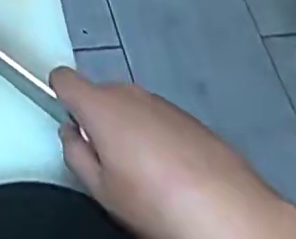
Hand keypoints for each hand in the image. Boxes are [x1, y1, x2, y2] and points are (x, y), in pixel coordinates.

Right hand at [50, 67, 295, 238]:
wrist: (235, 217)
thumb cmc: (158, 203)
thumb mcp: (101, 190)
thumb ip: (74, 154)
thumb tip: (72, 135)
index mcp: (99, 104)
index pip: (63, 78)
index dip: (60, 96)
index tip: (71, 124)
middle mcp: (129, 93)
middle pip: (100, 94)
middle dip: (99, 119)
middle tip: (112, 161)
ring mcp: (163, 103)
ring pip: (132, 107)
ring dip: (131, 129)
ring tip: (150, 173)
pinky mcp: (193, 119)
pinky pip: (161, 119)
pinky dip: (160, 138)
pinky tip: (177, 175)